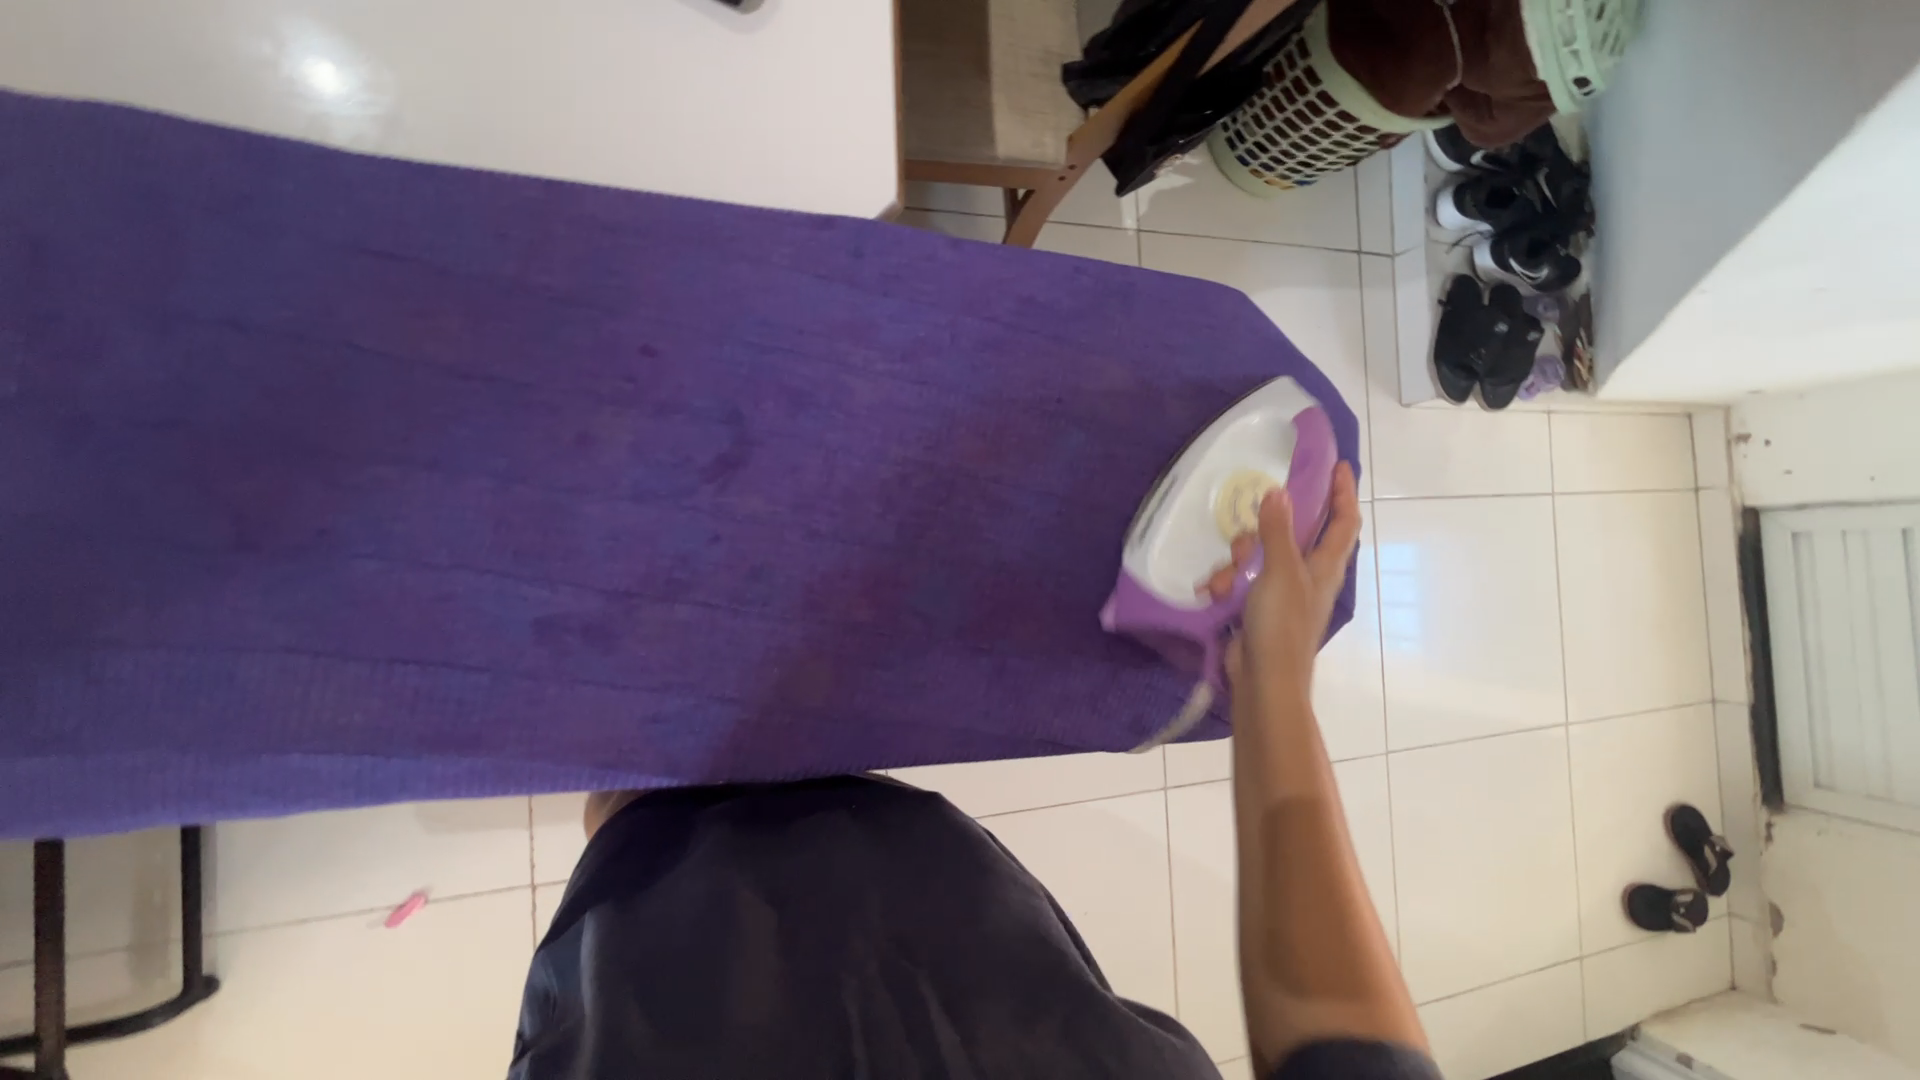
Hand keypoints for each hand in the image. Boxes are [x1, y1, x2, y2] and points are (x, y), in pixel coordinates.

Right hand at [1199, 462, 1360, 706]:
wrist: (1263, 679)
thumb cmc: (1281, 624)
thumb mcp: (1280, 571)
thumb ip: (1278, 530)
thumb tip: (1278, 492)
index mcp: (1325, 565)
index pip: (1344, 521)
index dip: (1343, 492)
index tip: (1336, 466)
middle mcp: (1307, 575)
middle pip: (1289, 535)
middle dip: (1262, 533)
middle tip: (1249, 538)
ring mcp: (1280, 592)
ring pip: (1256, 557)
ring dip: (1235, 565)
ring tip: (1225, 583)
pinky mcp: (1254, 607)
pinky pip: (1237, 581)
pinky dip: (1224, 585)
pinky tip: (1211, 595)